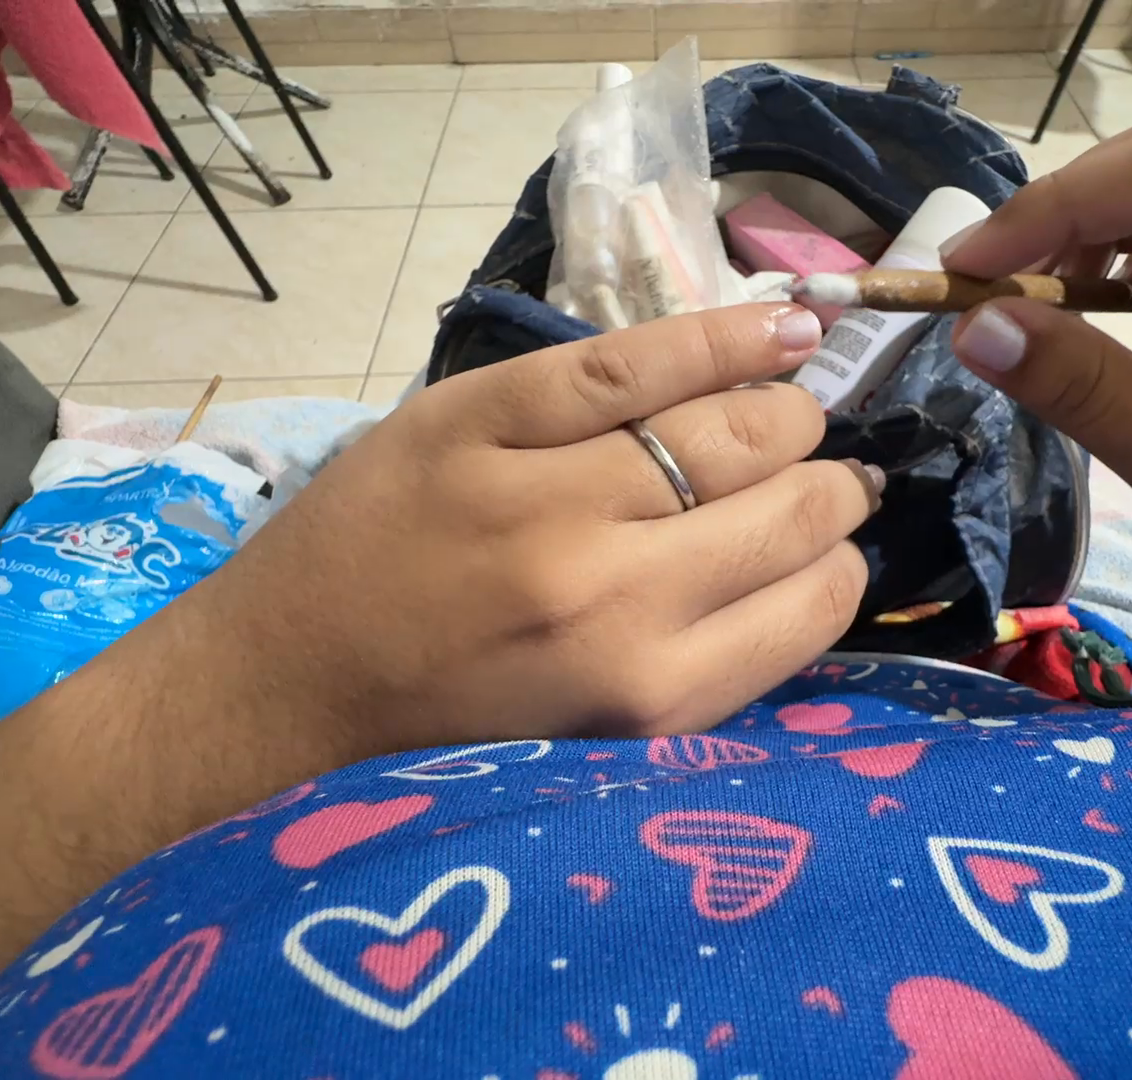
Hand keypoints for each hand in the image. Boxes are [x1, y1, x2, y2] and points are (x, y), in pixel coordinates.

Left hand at [193, 302, 876, 754]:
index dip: (841, 563)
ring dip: (790, 418)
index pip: (816, 603)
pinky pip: (636, 363)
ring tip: (795, 414)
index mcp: (653, 693)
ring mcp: (547, 499)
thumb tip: (817, 566)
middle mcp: (616, 600)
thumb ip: (718, 657)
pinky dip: (725, 338)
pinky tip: (786, 328)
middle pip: (791, 511)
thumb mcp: (607, 725)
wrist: (290, 678)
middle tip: (826, 476)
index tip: (830, 544)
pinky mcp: (485, 419)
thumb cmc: (462, 713)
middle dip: (832, 487)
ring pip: (732, 433)